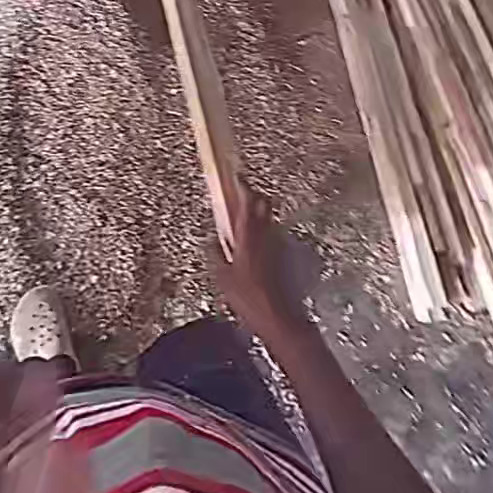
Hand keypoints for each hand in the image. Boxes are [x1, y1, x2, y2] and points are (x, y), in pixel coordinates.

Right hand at [211, 185, 316, 351]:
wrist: (277, 316)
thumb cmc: (247, 297)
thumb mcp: (222, 276)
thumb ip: (216, 253)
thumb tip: (212, 239)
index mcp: (247, 236)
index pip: (248, 202)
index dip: (243, 186)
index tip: (237, 176)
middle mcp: (264, 235)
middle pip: (264, 204)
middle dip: (253, 194)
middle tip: (240, 192)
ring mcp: (275, 244)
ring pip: (268, 217)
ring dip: (258, 210)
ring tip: (243, 214)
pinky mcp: (281, 254)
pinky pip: (270, 231)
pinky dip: (261, 226)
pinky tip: (251, 239)